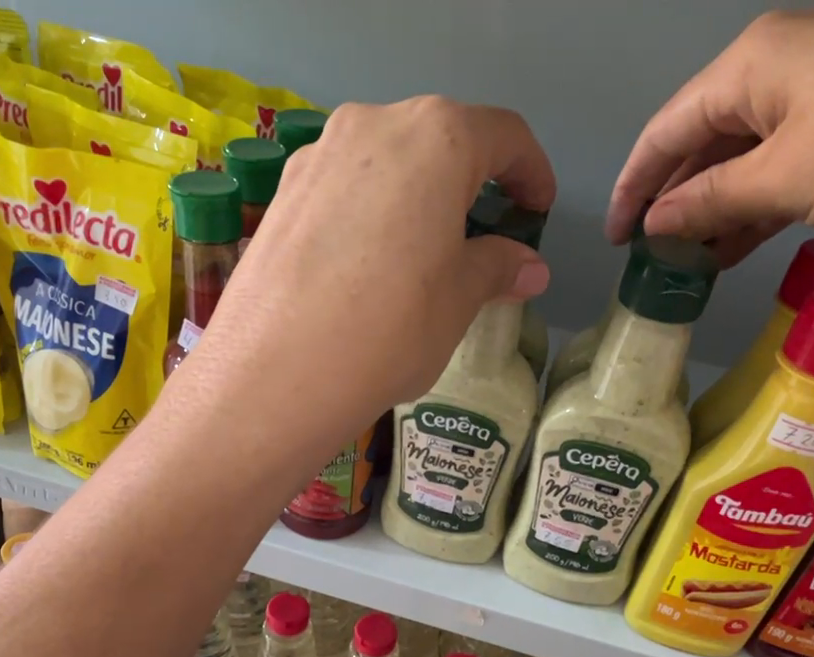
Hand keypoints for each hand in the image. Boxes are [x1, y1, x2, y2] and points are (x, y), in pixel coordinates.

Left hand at [194, 97, 553, 447]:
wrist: (276, 375)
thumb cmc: (390, 330)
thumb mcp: (458, 301)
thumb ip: (496, 268)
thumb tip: (529, 267)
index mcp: (435, 138)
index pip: (503, 136)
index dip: (531, 173)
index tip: (537, 211)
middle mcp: (372, 125)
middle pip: (439, 141)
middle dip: (470, 184)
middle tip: (483, 236)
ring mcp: (317, 155)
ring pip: (386, 162)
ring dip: (416, 197)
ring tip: (424, 255)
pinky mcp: (281, 194)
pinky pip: (344, 189)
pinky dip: (371, 212)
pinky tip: (369, 266)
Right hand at [606, 11, 813, 259]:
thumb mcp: (788, 178)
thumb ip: (712, 200)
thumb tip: (657, 222)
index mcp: (754, 62)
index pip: (667, 128)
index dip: (634, 186)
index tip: (616, 238)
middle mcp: (782, 65)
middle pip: (705, 140)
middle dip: (676, 200)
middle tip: (652, 258)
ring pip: (747, 155)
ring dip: (717, 208)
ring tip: (691, 263)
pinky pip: (786, 163)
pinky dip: (760, 203)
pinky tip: (739, 244)